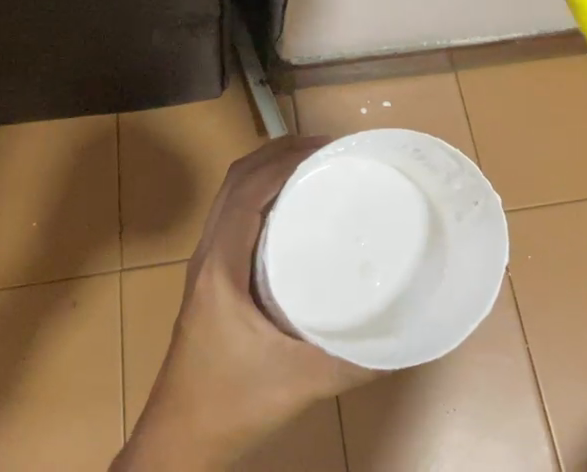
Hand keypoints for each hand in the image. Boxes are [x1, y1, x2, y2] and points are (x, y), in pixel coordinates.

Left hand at [114, 137, 379, 469]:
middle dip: (278, 154)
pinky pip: (233, 218)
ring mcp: (205, 266)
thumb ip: (354, 362)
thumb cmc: (232, 402)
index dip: (284, 158)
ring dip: (267, 172)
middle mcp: (208, 254)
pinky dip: (260, 198)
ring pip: (231, 197)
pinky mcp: (211, 280)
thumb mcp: (300, 383)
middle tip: (328, 151)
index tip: (328, 148)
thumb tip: (405, 335)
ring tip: (314, 169)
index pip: (247, 189)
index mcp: (221, 264)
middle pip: (236, 180)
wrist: (180, 438)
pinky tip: (293, 216)